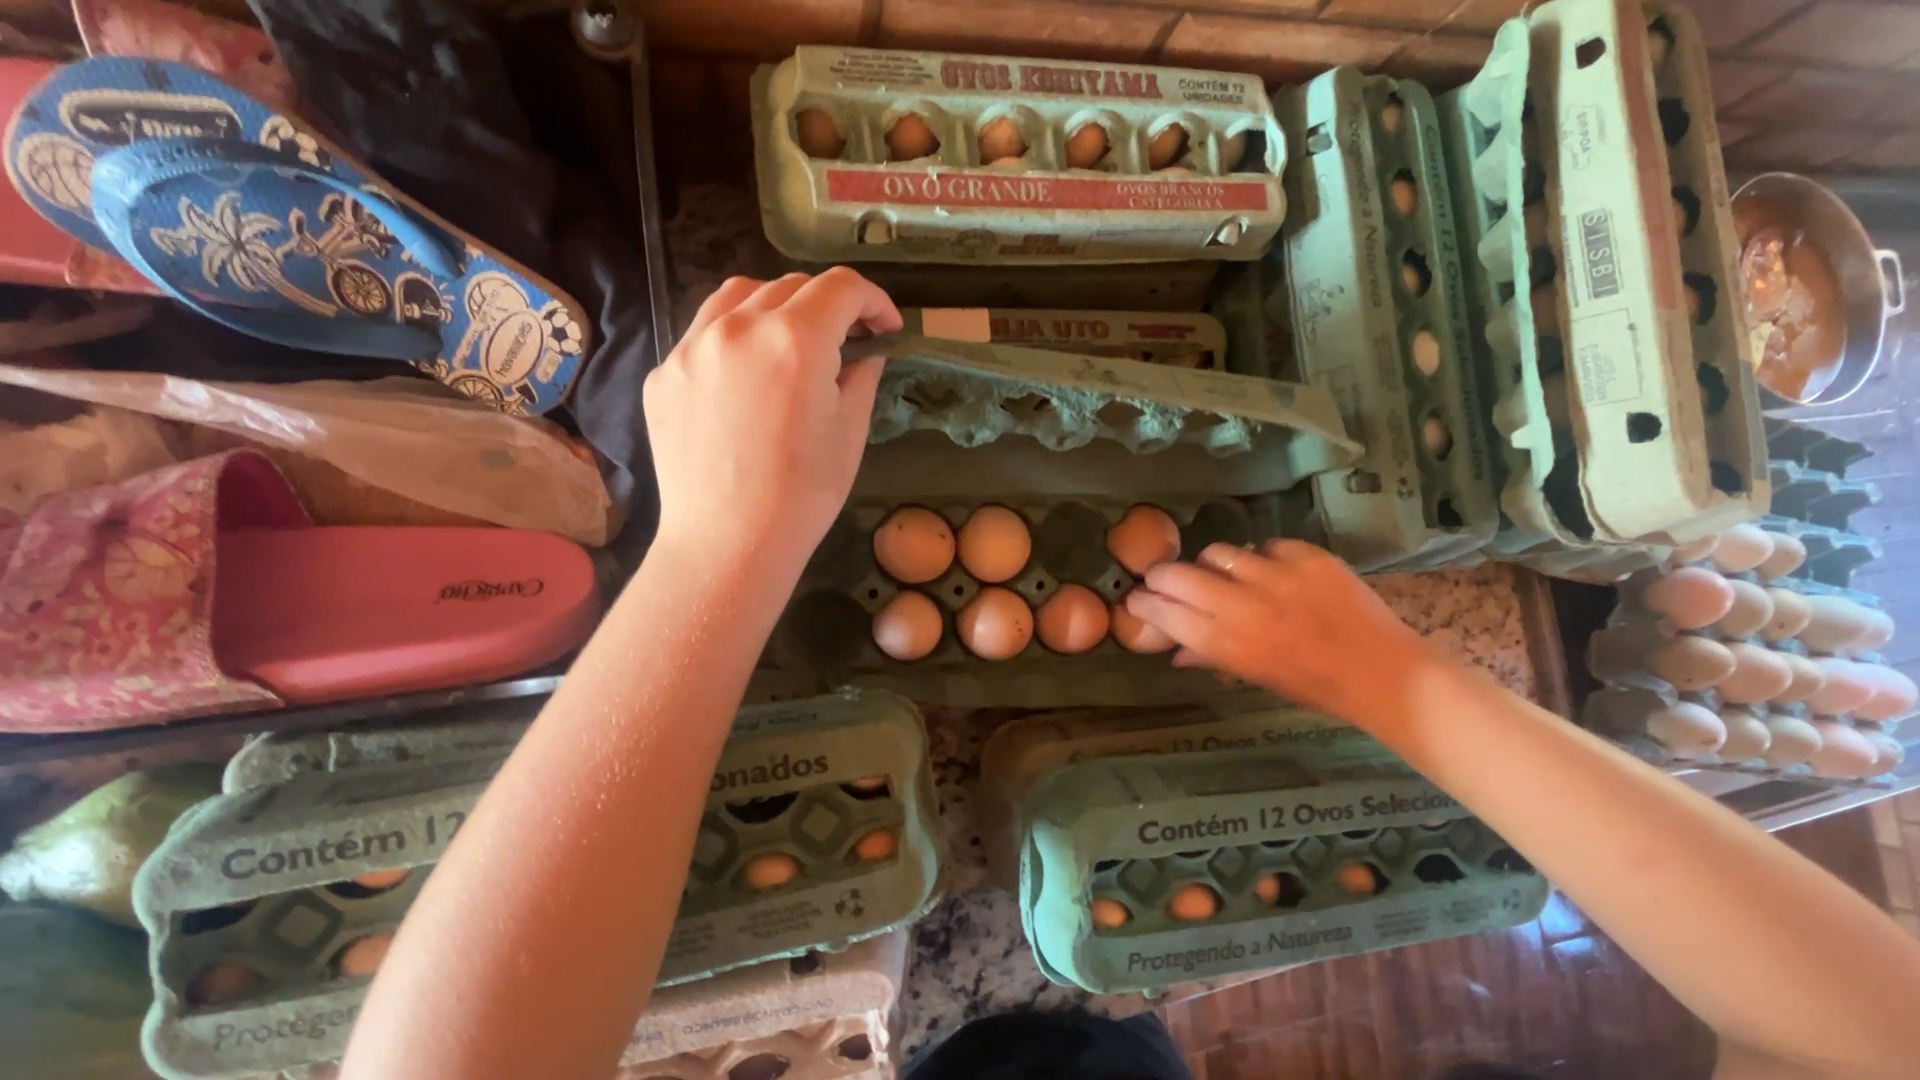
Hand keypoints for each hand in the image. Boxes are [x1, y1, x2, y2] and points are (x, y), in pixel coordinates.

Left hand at [645, 269, 900, 568]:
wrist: (727, 544)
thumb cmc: (802, 496)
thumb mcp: (850, 433)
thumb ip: (861, 376)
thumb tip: (865, 351)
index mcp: (794, 340)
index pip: (842, 288)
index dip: (874, 301)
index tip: (886, 328)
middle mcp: (737, 327)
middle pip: (791, 285)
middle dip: (829, 305)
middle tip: (846, 342)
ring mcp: (691, 348)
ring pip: (739, 296)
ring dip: (776, 307)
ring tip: (791, 343)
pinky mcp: (663, 375)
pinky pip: (704, 335)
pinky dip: (735, 340)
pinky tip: (746, 379)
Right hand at [1125, 540, 1439, 726]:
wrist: (1382, 672)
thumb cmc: (1314, 686)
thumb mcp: (1255, 677)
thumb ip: (1211, 657)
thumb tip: (1174, 652)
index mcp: (1227, 643)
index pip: (1164, 612)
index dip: (1143, 603)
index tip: (1136, 599)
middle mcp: (1243, 604)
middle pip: (1178, 574)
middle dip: (1162, 576)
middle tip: (1164, 579)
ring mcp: (1275, 574)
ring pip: (1218, 551)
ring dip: (1212, 564)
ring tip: (1224, 573)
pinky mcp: (1305, 555)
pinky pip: (1265, 545)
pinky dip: (1262, 558)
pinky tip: (1274, 574)